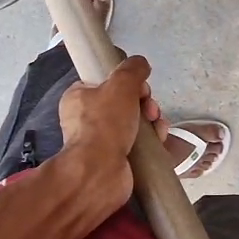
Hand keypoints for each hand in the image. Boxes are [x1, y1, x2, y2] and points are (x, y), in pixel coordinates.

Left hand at [57, 55, 165, 211]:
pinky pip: (137, 143)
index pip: (107, 82)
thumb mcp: (121, 84)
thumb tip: (141, 64)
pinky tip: (160, 139)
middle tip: (151, 109)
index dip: (128, 82)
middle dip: (144, 103)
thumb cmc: (104, 124)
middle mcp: (86, 119)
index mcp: (78, 97)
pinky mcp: (116, 160)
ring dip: (151, 121)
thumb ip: (133, 69)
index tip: (141, 87)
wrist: (100, 174)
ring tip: (158, 126)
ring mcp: (101, 141)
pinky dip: (151, 140)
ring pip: (134, 122)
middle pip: (125, 102)